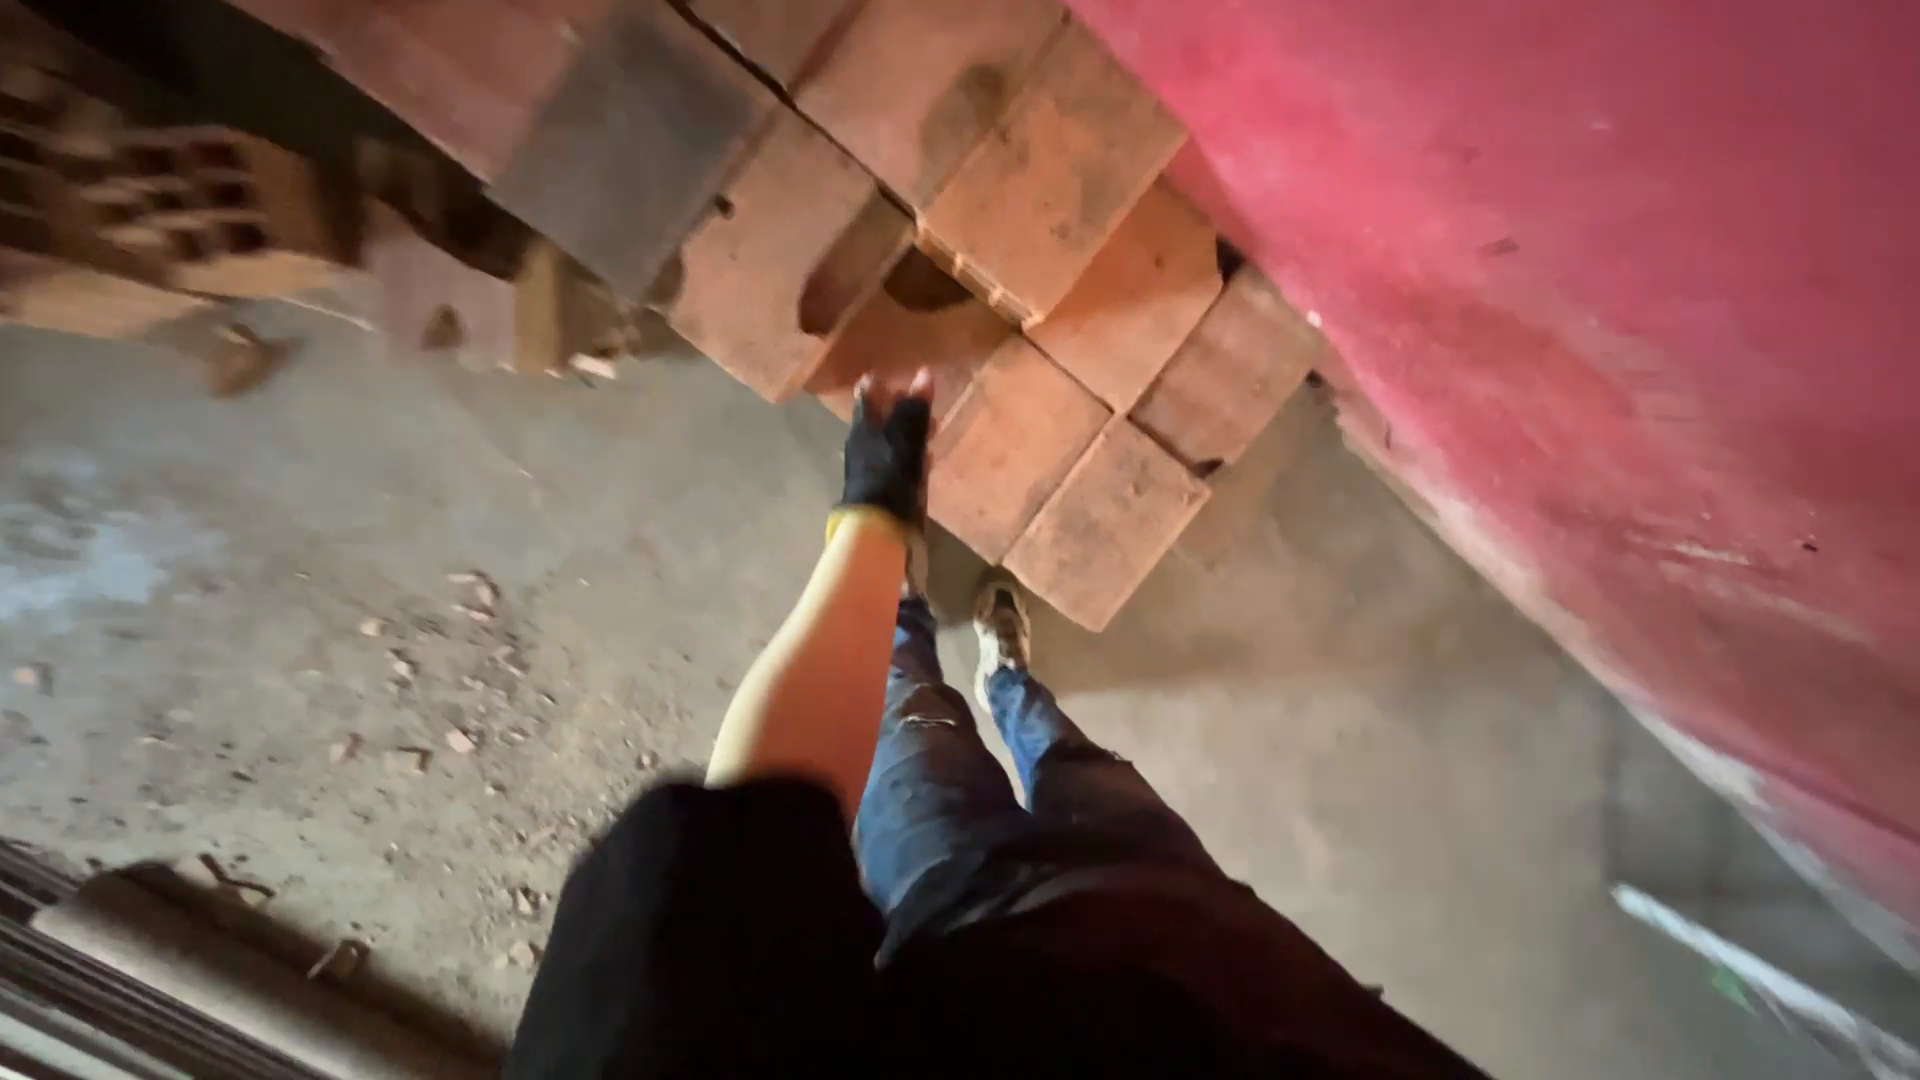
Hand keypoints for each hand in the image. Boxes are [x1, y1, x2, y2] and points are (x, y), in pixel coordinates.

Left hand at [839, 368, 933, 529]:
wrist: (879, 524)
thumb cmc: (891, 472)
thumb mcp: (906, 435)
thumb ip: (915, 406)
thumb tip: (925, 373)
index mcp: (863, 425)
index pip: (868, 393)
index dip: (884, 383)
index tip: (905, 379)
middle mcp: (863, 442)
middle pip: (881, 416)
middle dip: (903, 408)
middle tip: (926, 403)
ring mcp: (871, 465)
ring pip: (891, 439)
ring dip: (911, 432)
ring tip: (933, 429)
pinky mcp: (883, 486)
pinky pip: (898, 462)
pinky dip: (912, 456)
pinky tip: (928, 459)